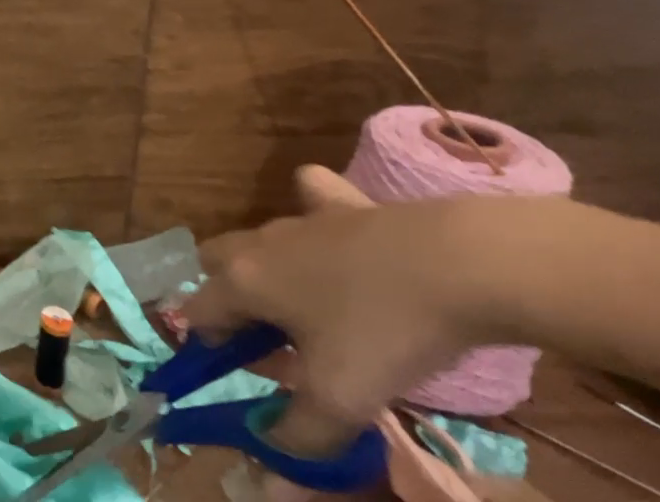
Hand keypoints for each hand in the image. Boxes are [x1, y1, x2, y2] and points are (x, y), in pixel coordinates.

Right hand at [185, 166, 482, 452]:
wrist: (464, 263)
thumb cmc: (384, 329)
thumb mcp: (342, 397)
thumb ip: (300, 433)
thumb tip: (269, 463)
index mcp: (242, 283)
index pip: (196, 312)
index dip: (206, 347)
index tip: (238, 377)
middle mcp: (258, 245)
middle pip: (213, 264)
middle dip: (225, 298)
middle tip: (266, 340)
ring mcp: (301, 220)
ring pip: (260, 240)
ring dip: (268, 270)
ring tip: (308, 308)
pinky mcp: (347, 205)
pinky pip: (313, 196)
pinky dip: (312, 208)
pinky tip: (332, 231)